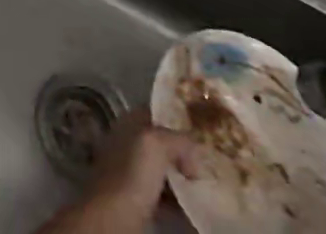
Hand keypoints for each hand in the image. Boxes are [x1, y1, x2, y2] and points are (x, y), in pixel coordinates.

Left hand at [37, 110, 199, 233]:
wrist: (114, 214)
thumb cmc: (133, 172)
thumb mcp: (155, 143)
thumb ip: (177, 138)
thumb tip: (193, 154)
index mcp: (127, 124)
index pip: (153, 112)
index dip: (176, 117)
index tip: (203, 129)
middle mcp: (126, 142)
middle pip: (160, 141)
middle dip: (184, 150)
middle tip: (210, 160)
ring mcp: (130, 170)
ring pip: (162, 167)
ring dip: (183, 175)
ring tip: (206, 183)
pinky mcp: (136, 197)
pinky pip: (163, 193)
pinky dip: (179, 198)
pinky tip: (194, 205)